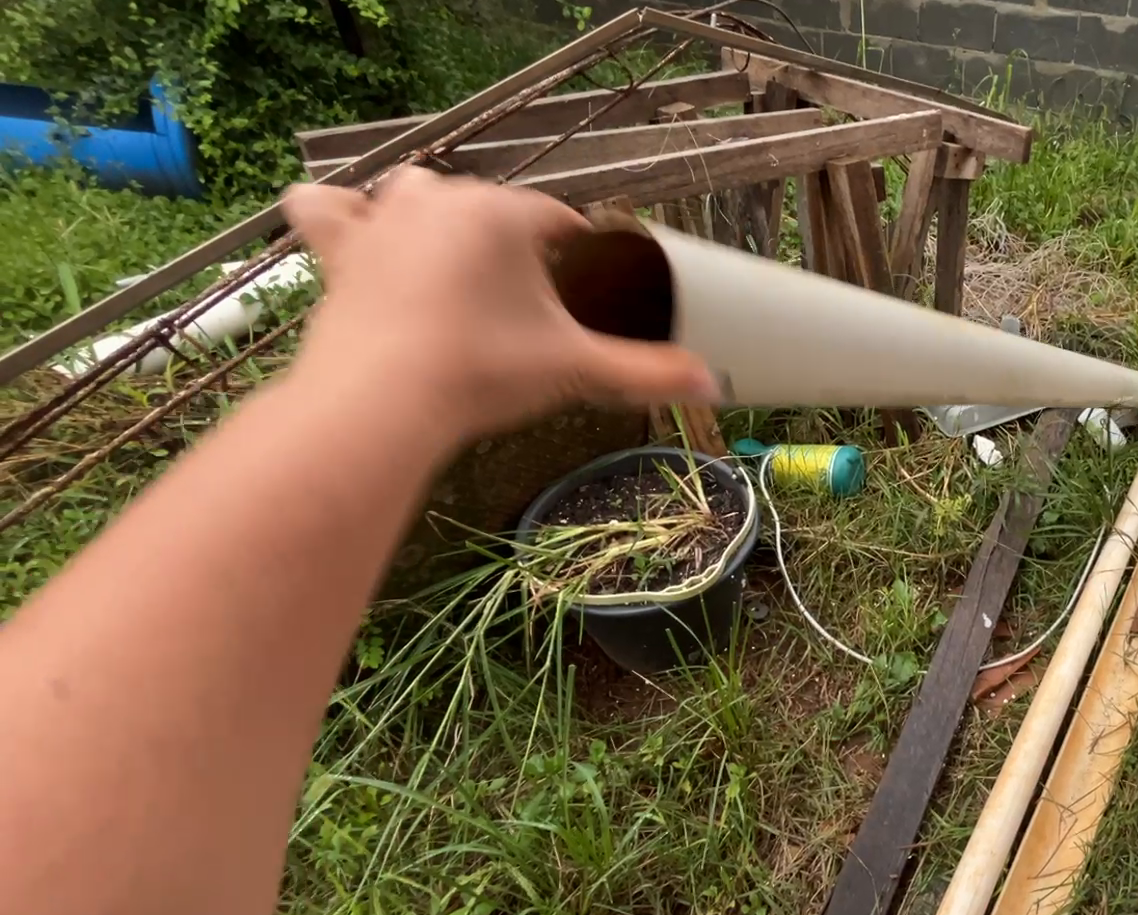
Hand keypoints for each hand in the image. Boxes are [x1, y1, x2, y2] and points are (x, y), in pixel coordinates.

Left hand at [282, 167, 715, 440]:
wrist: (383, 403)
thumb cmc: (486, 372)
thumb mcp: (580, 371)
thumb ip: (650, 374)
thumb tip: (713, 386)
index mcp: (503, 215)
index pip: (560, 217)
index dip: (584, 247)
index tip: (592, 278)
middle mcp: (440, 200)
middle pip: (495, 205)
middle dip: (521, 241)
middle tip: (539, 296)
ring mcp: (381, 220)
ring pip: (416, 194)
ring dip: (441, 217)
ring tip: (463, 261)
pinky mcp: (335, 249)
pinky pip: (330, 209)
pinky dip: (350, 218)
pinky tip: (370, 238)